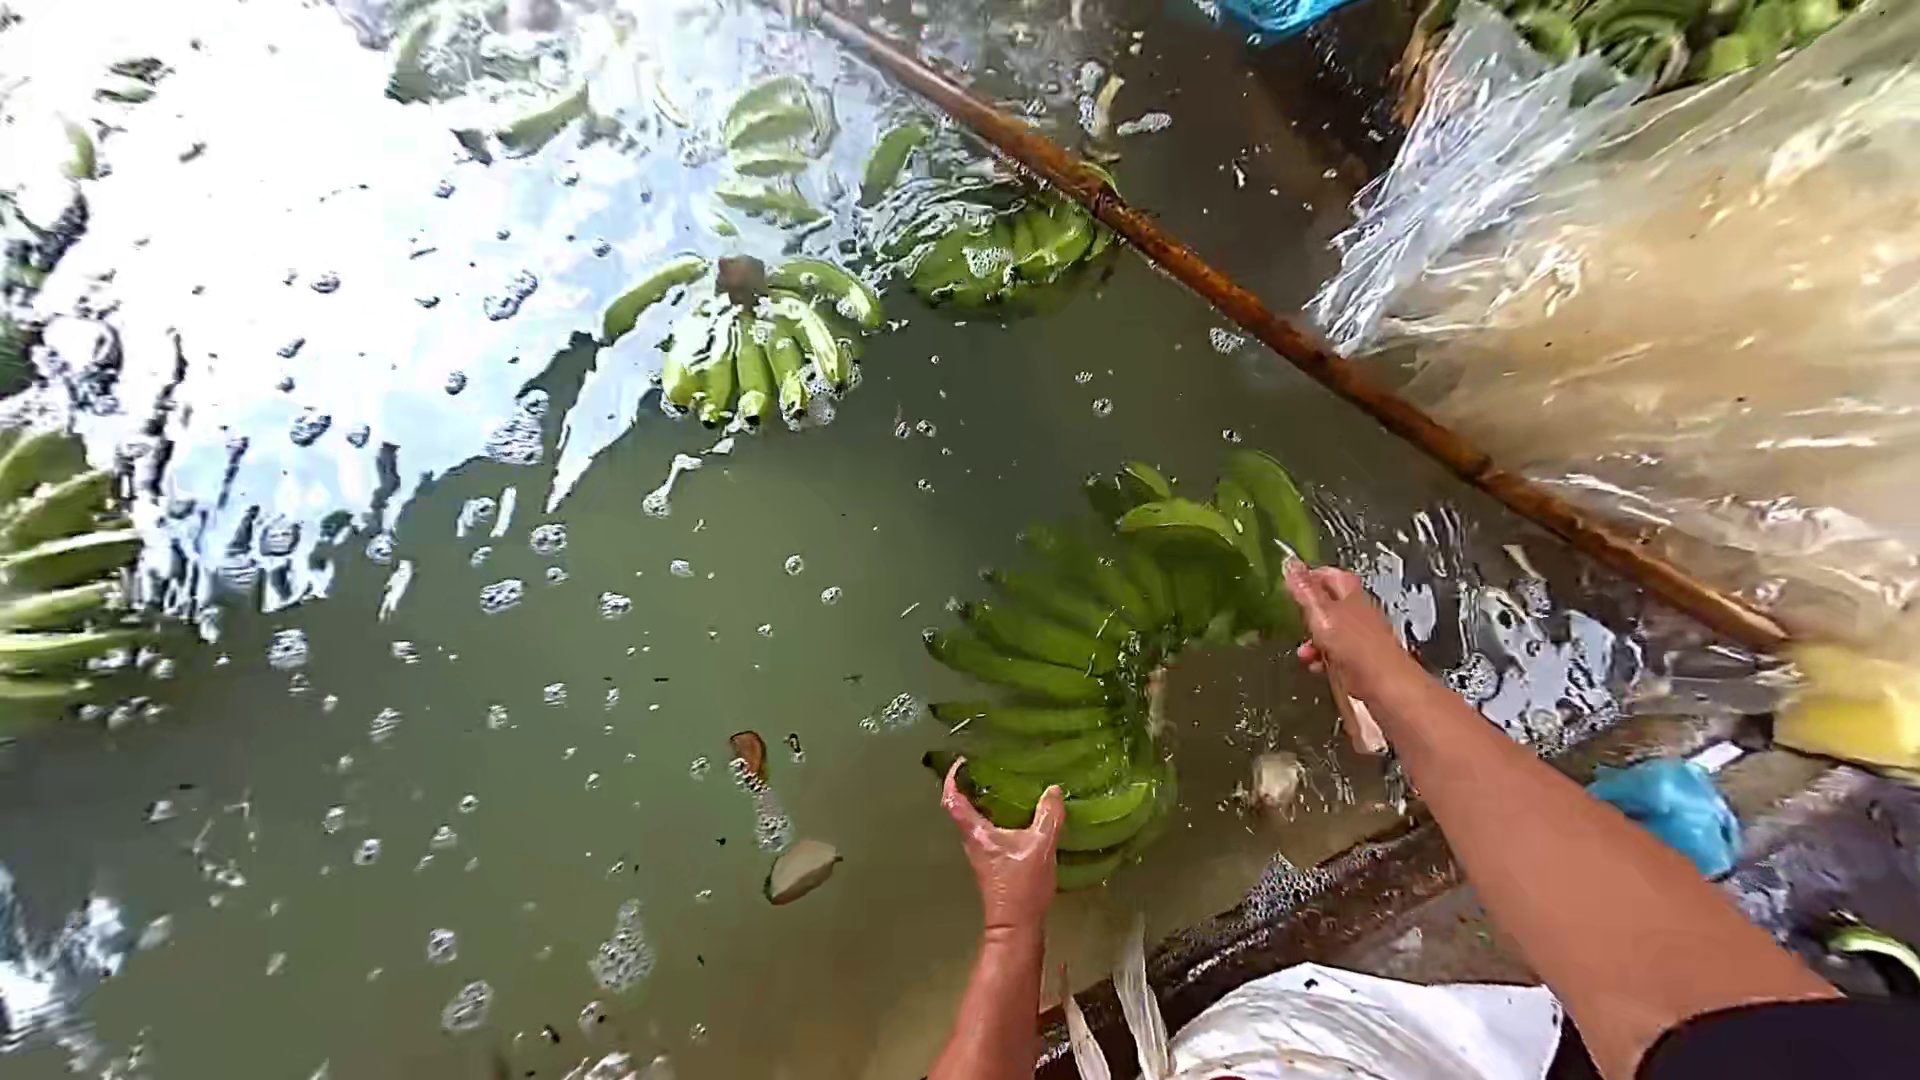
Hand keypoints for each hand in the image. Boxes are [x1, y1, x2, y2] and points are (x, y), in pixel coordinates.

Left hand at [943, 759, 1063, 936]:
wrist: (1016, 927)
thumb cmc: (1021, 886)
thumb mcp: (1040, 846)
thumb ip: (1048, 816)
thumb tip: (1053, 789)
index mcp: (975, 831)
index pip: (952, 799)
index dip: (953, 777)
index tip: (962, 760)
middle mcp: (971, 838)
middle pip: (959, 805)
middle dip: (968, 783)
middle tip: (984, 764)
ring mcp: (978, 850)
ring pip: (971, 817)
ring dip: (980, 798)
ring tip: (999, 781)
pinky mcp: (988, 859)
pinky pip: (983, 827)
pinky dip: (992, 813)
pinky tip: (1012, 810)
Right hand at [1282, 559, 1418, 703]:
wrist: (1384, 685)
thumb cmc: (1355, 646)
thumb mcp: (1321, 612)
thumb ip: (1304, 589)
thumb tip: (1290, 562)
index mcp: (1350, 596)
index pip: (1331, 575)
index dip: (1311, 576)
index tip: (1291, 582)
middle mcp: (1358, 613)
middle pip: (1329, 603)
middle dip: (1308, 611)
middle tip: (1293, 616)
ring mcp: (1360, 637)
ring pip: (1329, 630)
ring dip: (1312, 638)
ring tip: (1303, 649)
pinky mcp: (1360, 659)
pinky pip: (1334, 652)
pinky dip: (1322, 657)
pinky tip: (1315, 665)